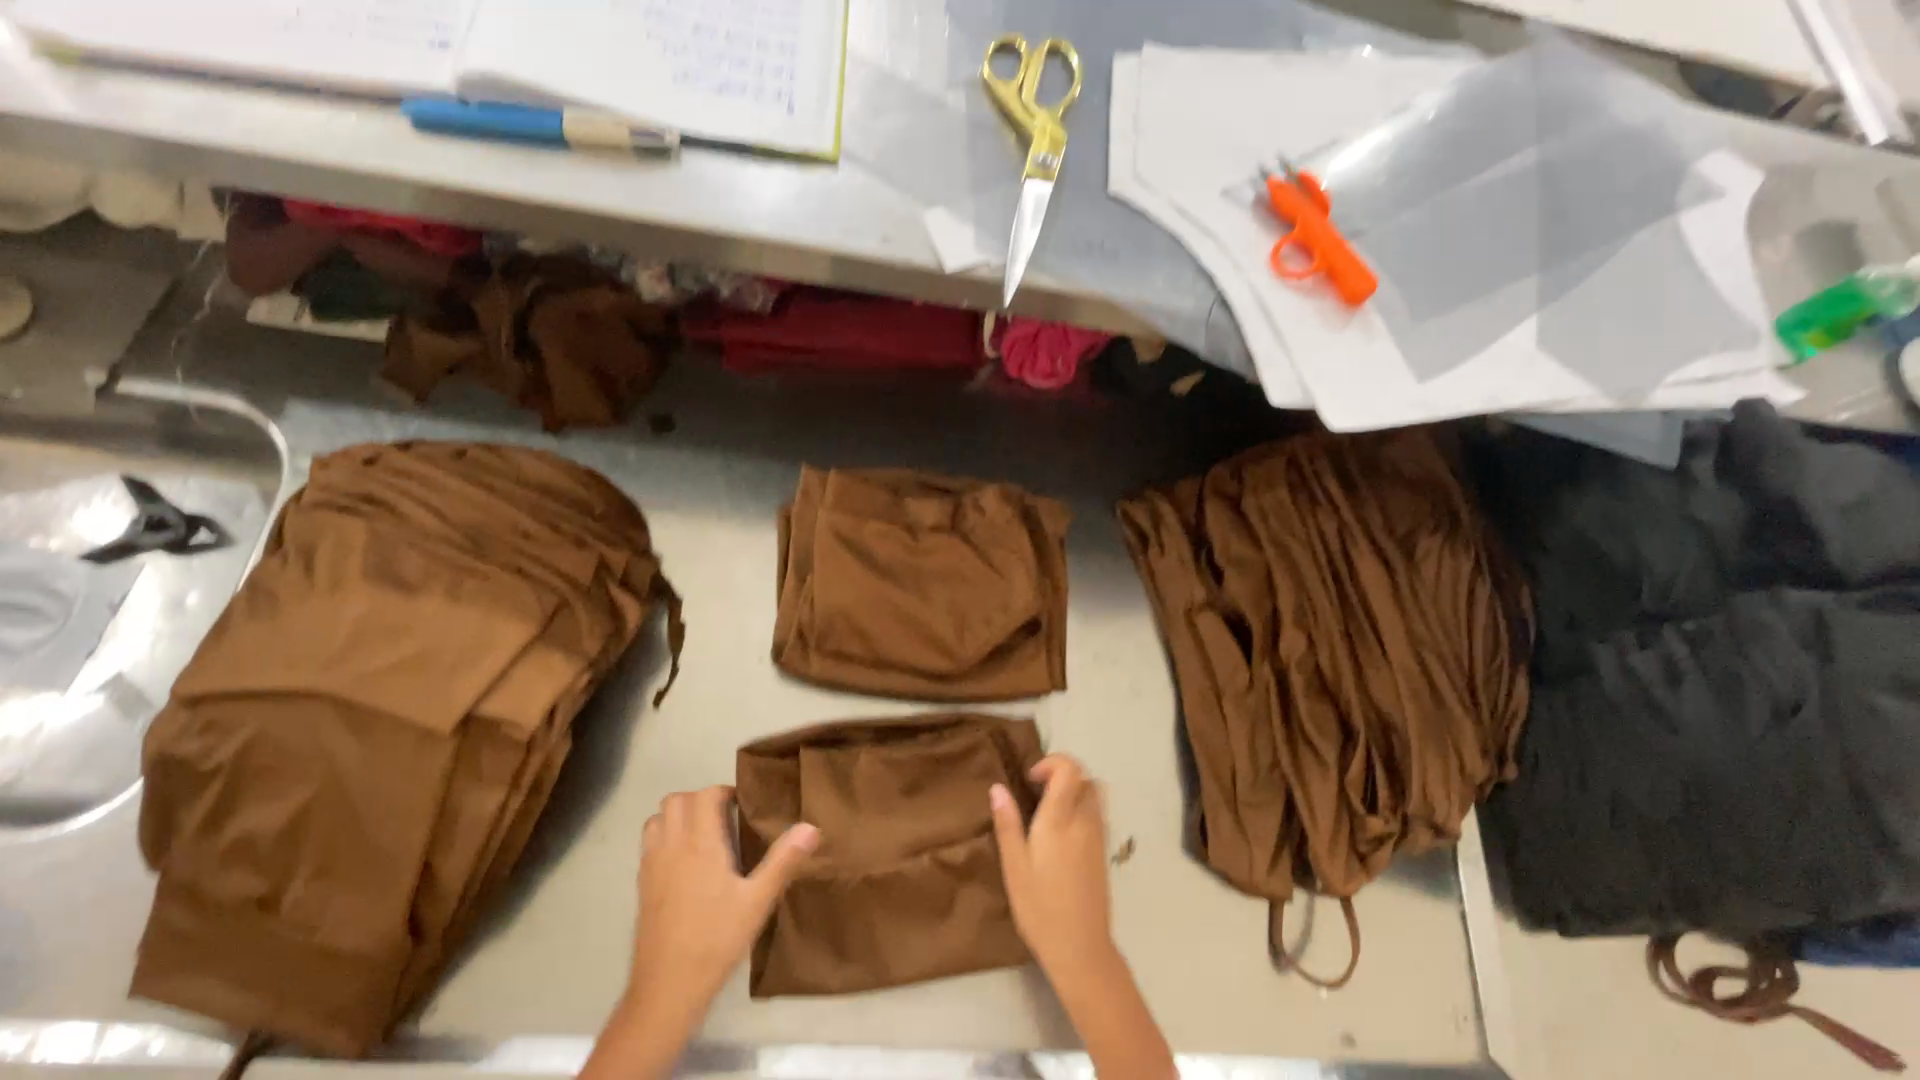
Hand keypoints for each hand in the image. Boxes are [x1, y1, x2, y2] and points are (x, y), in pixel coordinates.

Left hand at [627, 786, 818, 1017]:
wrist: (668, 984)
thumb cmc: (717, 939)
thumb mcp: (758, 901)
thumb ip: (783, 861)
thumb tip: (811, 827)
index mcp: (700, 844)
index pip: (704, 795)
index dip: (723, 793)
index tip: (741, 808)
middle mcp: (671, 846)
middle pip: (676, 800)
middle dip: (700, 800)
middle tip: (725, 819)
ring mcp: (651, 866)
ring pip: (657, 819)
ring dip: (678, 817)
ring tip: (704, 838)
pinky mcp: (641, 886)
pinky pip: (649, 844)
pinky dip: (665, 838)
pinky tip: (686, 866)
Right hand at [990, 756, 1114, 979]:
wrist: (1080, 947)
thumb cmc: (1040, 907)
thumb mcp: (1014, 867)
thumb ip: (1008, 824)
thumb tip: (998, 788)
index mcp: (1060, 821)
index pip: (1070, 769)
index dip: (1051, 763)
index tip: (1030, 780)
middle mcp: (1085, 822)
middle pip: (1086, 778)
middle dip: (1063, 775)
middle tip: (1037, 793)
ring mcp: (1099, 838)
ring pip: (1095, 796)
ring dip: (1074, 791)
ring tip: (1048, 813)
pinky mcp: (1103, 854)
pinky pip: (1098, 815)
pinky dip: (1082, 810)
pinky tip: (1061, 836)